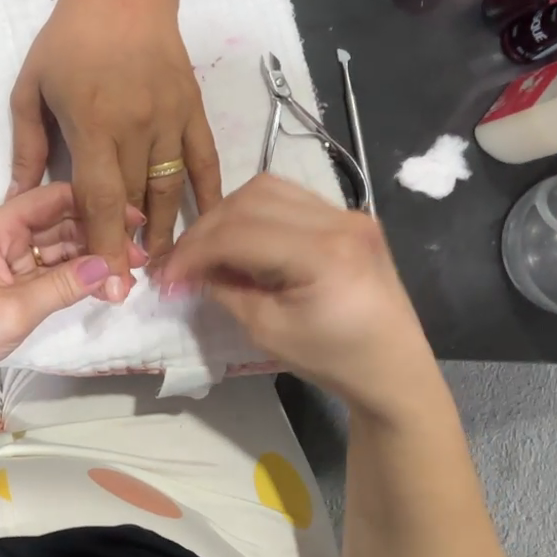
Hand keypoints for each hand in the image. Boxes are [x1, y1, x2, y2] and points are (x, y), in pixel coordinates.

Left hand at [0, 183, 147, 386]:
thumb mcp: (15, 309)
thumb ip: (63, 285)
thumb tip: (110, 264)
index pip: (53, 199)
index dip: (95, 205)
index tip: (133, 218)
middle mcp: (4, 235)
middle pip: (60, 224)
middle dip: (98, 238)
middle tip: (139, 256)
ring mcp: (7, 259)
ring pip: (58, 249)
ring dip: (90, 261)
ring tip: (128, 275)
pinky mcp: (11, 283)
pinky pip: (49, 272)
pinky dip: (74, 279)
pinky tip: (103, 286)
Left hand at [10, 0, 222, 294]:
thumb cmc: (68, 42)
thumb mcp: (30, 90)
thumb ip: (27, 148)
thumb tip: (17, 198)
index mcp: (92, 127)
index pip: (99, 200)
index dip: (103, 246)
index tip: (108, 284)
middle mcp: (136, 129)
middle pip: (134, 203)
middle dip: (129, 250)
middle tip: (127, 288)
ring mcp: (171, 120)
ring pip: (170, 189)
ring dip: (164, 231)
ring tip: (157, 265)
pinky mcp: (193, 111)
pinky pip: (205, 161)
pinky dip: (207, 195)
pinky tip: (205, 225)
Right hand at [153, 175, 437, 417]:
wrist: (392, 367)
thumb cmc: (331, 358)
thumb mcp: (266, 330)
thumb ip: (224, 290)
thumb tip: (188, 270)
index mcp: (323, 254)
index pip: (238, 233)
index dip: (192, 252)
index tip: (164, 277)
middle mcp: (337, 221)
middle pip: (249, 200)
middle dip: (204, 230)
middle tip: (180, 264)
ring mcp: (346, 214)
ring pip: (266, 189)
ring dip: (226, 216)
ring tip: (208, 250)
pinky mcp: (345, 218)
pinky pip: (286, 198)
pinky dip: (252, 214)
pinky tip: (239, 242)